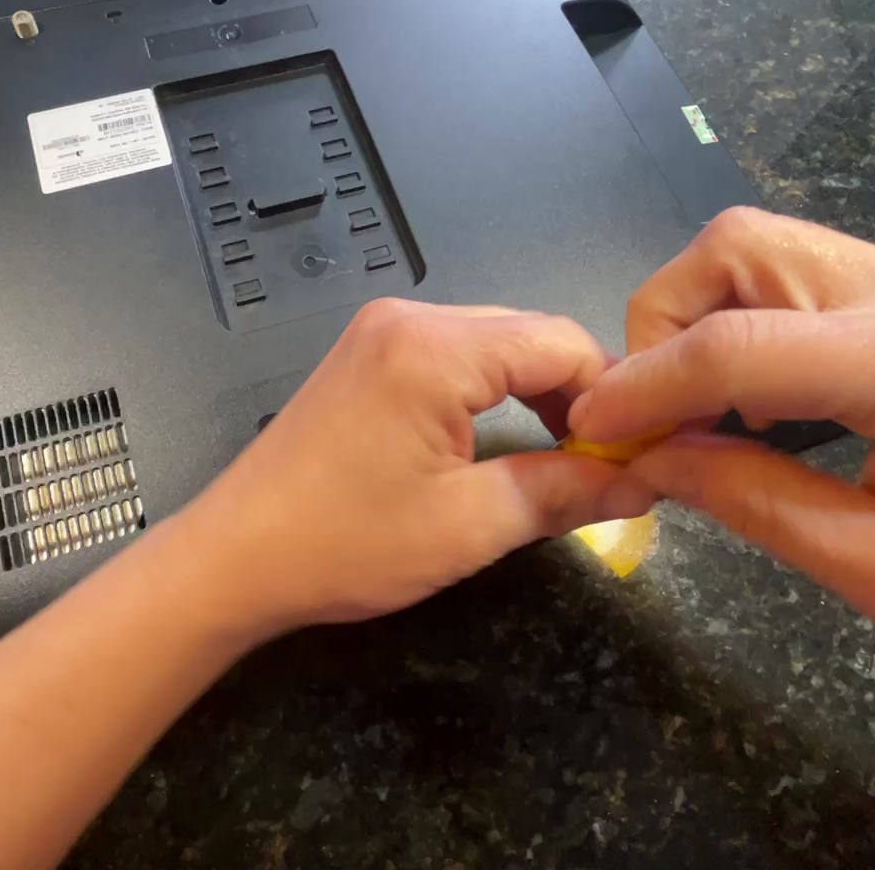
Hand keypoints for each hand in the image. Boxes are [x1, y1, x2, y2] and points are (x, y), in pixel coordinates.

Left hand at [172, 299, 624, 634]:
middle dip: (574, 393)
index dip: (611, 396)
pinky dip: (487, 389)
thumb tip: (639, 484)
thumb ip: (561, 493)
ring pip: (492, 343)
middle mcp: (407, 318)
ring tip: (558, 452)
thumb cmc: (343, 544)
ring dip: (532, 390)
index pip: (562, 343)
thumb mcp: (466, 527)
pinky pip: (451, 354)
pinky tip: (497, 432)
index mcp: (434, 348)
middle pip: (527, 335)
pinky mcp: (364, 353)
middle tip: (600, 460)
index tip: (633, 453)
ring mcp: (379, 331)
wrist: (234, 555)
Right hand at [568, 208, 874, 713]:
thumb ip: (747, 500)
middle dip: (662, 323)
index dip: (642, 383)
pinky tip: (753, 392)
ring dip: (693, 315)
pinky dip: (733, 320)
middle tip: (656, 409)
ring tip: (699, 402)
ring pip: (750, 247)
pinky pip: (782, 272)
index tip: (588, 427)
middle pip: (735, 249)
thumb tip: (644, 454)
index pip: (736, 345)